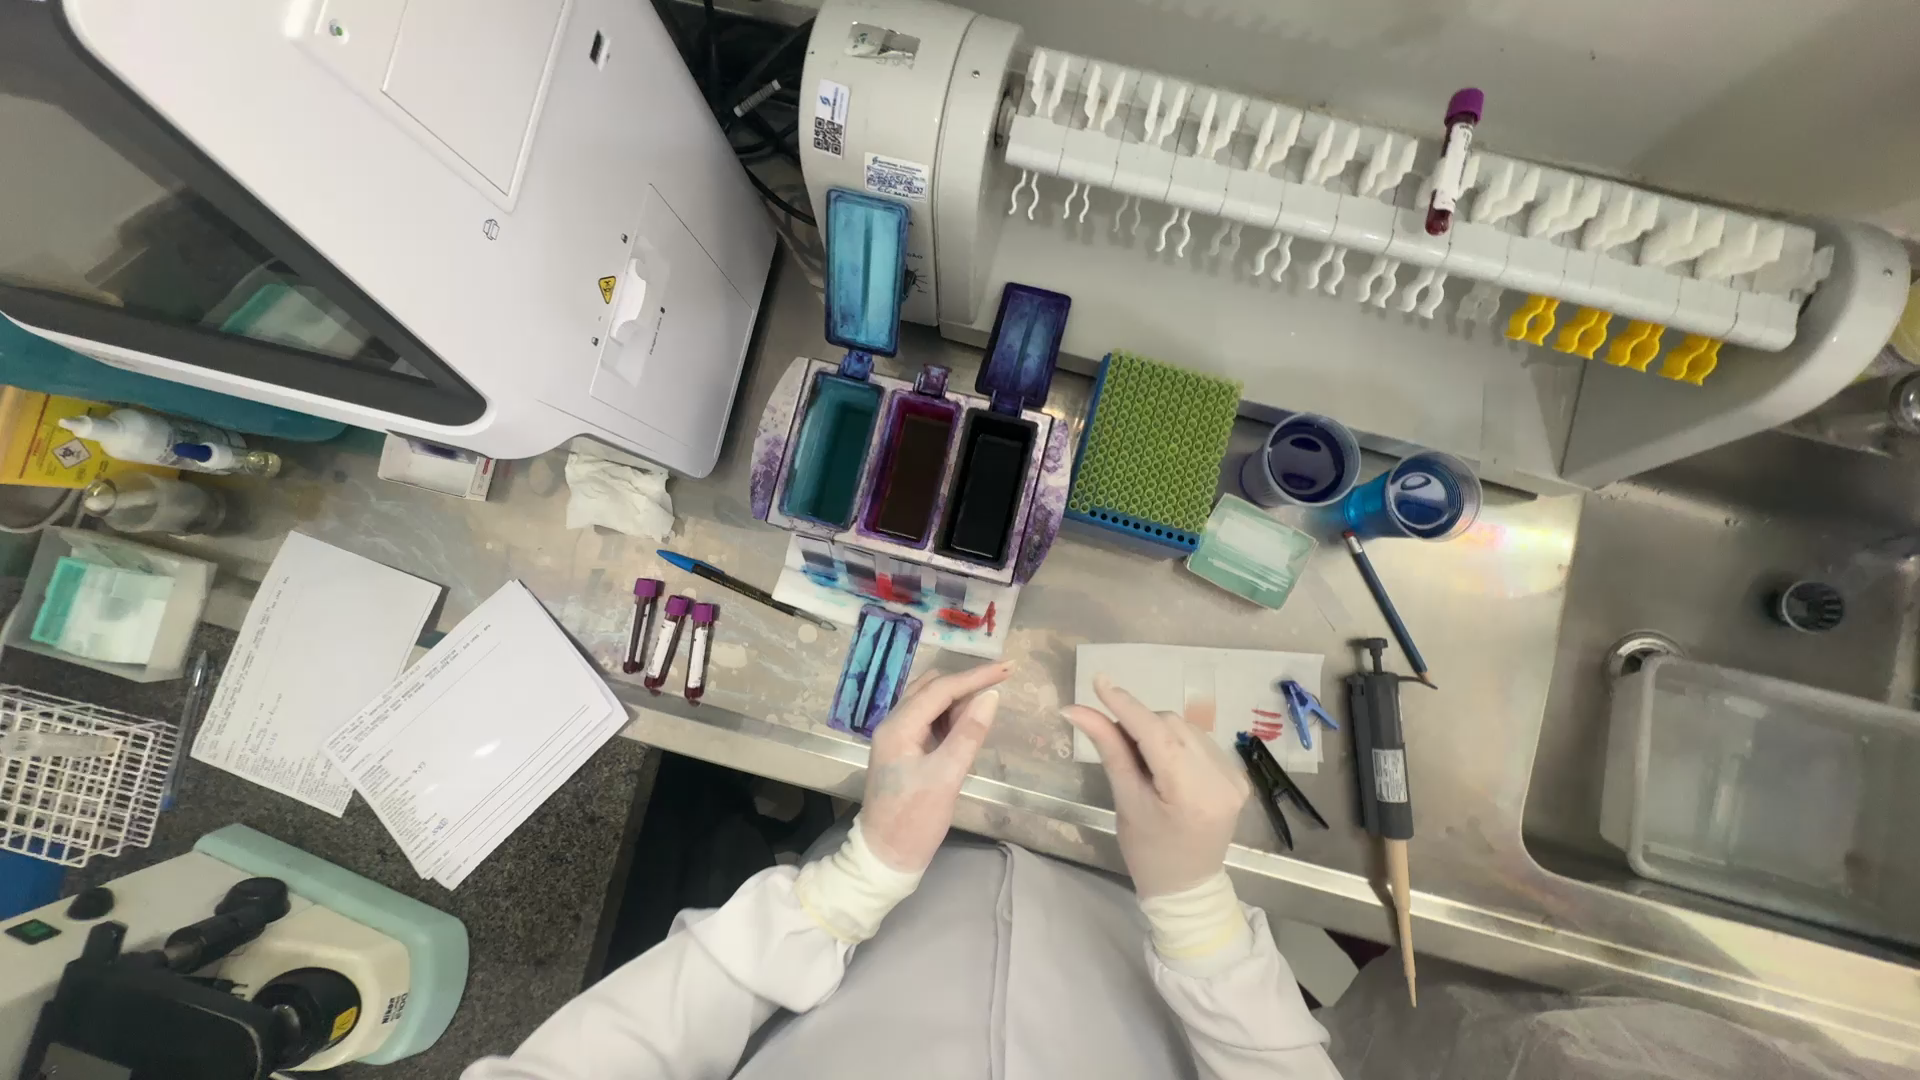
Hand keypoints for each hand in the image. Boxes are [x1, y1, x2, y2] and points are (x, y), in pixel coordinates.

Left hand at [859, 661, 1009, 872]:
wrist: (884, 859)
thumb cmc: (914, 821)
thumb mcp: (947, 777)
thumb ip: (969, 734)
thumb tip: (992, 696)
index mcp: (898, 727)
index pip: (941, 688)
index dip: (976, 677)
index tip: (1008, 669)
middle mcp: (893, 724)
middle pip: (932, 687)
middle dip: (966, 684)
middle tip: (1000, 687)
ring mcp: (896, 736)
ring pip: (930, 702)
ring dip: (957, 701)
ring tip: (984, 712)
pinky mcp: (903, 750)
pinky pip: (928, 720)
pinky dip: (949, 717)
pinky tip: (966, 728)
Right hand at [1062, 674, 1250, 897]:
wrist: (1186, 887)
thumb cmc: (1147, 851)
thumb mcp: (1124, 800)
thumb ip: (1108, 748)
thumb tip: (1077, 709)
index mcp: (1191, 793)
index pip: (1155, 734)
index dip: (1126, 705)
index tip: (1099, 681)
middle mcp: (1220, 779)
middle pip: (1170, 725)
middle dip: (1139, 725)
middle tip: (1116, 744)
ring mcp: (1233, 777)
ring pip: (1184, 728)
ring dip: (1157, 732)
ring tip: (1142, 761)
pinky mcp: (1236, 776)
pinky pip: (1198, 741)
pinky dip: (1175, 743)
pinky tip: (1164, 765)